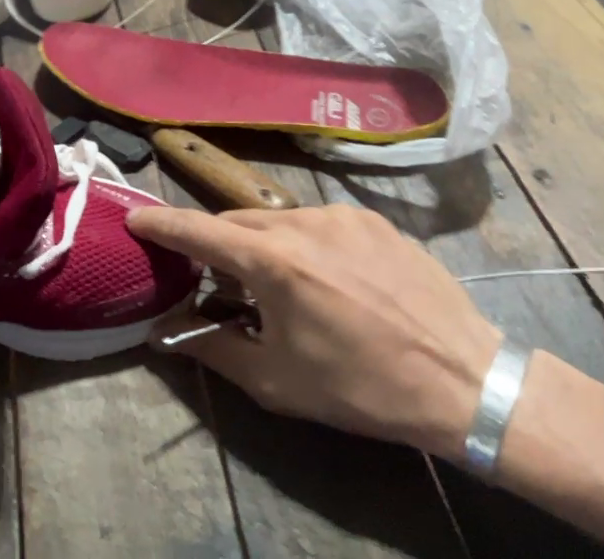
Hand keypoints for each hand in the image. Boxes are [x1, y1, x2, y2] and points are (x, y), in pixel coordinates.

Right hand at [127, 205, 499, 457]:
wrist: (468, 383)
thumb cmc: (362, 387)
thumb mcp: (277, 381)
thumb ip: (211, 348)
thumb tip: (161, 335)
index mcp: (272, 261)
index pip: (196, 230)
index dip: (160, 223)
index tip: (135, 218)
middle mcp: (303, 223)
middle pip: (235, 222)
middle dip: (215, 244)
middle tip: (211, 278)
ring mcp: (343, 217)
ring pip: (277, 220)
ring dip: (260, 244)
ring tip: (274, 285)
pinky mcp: (374, 221)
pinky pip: (318, 224)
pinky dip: (302, 243)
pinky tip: (323, 280)